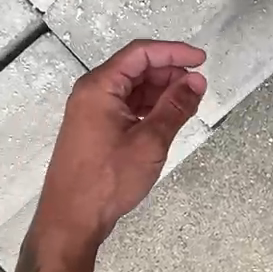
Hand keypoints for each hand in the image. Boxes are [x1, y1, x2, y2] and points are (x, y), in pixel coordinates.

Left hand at [35, 39, 206, 253]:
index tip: (201, 60)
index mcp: (100, 87)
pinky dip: (150, 107)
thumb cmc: (108, 179)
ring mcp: (92, 110)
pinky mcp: (96, 128)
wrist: (71, 219)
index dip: (174, 52)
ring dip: (162, 91)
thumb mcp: (150, 141)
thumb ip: (176, 107)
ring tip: (189, 105)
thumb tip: (197, 81)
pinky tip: (168, 119)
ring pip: (133, 88)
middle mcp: (92, 92)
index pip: (141, 54)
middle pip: (136, 69)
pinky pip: (127, 105)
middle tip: (198, 88)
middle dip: (170, 73)